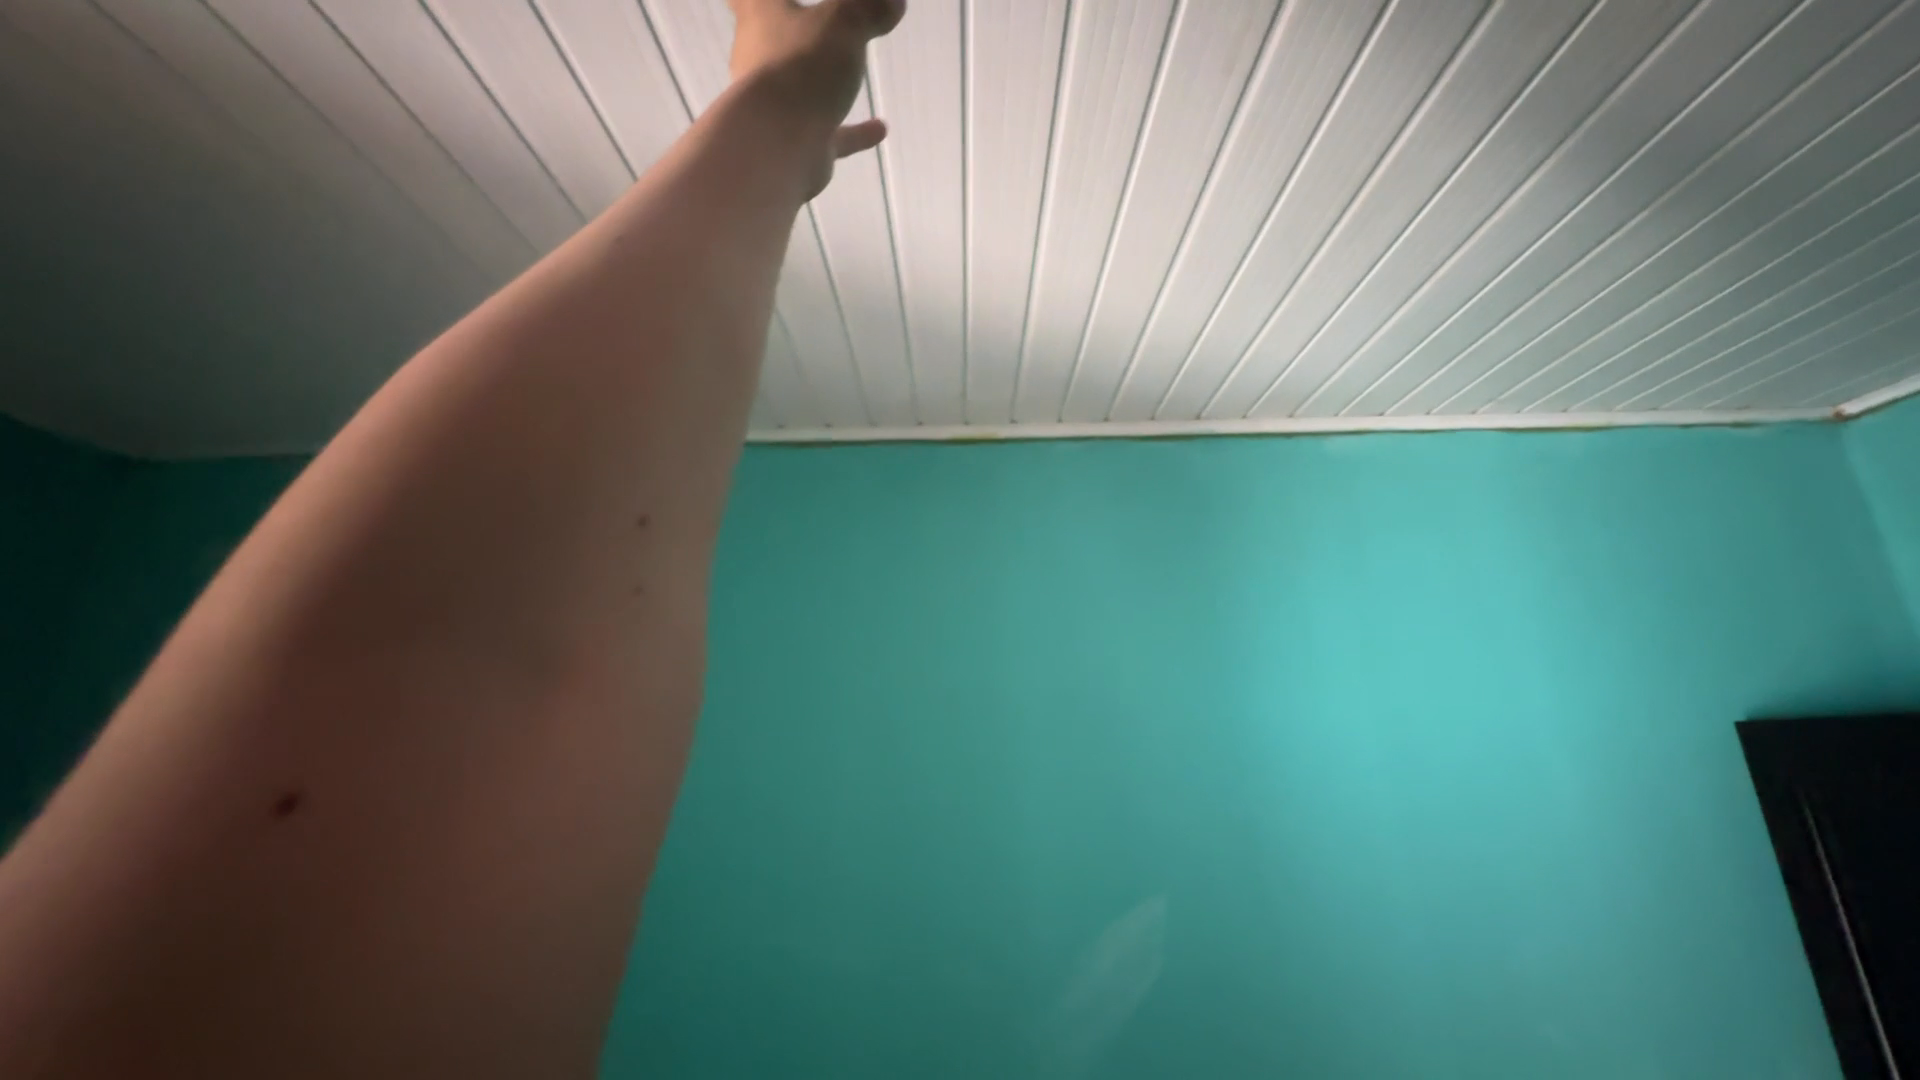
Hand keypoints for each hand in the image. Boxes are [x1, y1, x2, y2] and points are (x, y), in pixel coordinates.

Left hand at [726, 0, 903, 197]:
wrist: (779, 145)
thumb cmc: (802, 66)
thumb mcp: (844, 23)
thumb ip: (869, 9)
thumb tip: (895, 2)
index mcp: (760, 16)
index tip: (763, 1)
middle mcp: (759, 59)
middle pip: (768, 40)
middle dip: (787, 33)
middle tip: (812, 25)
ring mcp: (776, 105)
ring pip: (799, 87)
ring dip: (822, 81)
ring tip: (853, 72)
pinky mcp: (796, 143)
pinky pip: (830, 133)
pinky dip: (854, 131)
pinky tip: (880, 128)